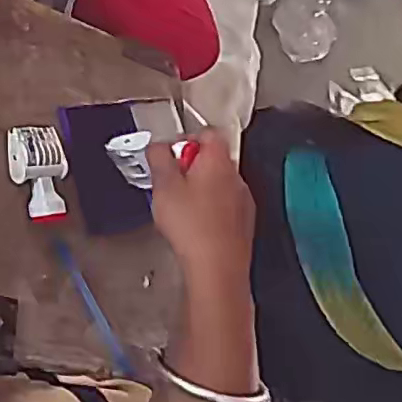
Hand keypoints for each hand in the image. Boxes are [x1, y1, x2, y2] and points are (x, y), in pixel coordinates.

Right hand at [147, 131, 254, 285]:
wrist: (216, 268)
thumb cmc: (193, 227)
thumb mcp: (163, 185)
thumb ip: (159, 158)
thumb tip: (158, 146)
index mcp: (218, 162)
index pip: (208, 133)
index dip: (186, 138)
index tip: (170, 153)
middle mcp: (236, 178)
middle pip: (212, 158)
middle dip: (189, 166)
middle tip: (169, 181)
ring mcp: (243, 202)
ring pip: (218, 183)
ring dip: (199, 188)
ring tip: (179, 207)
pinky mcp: (243, 224)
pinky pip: (224, 205)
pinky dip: (208, 209)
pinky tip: (192, 224)